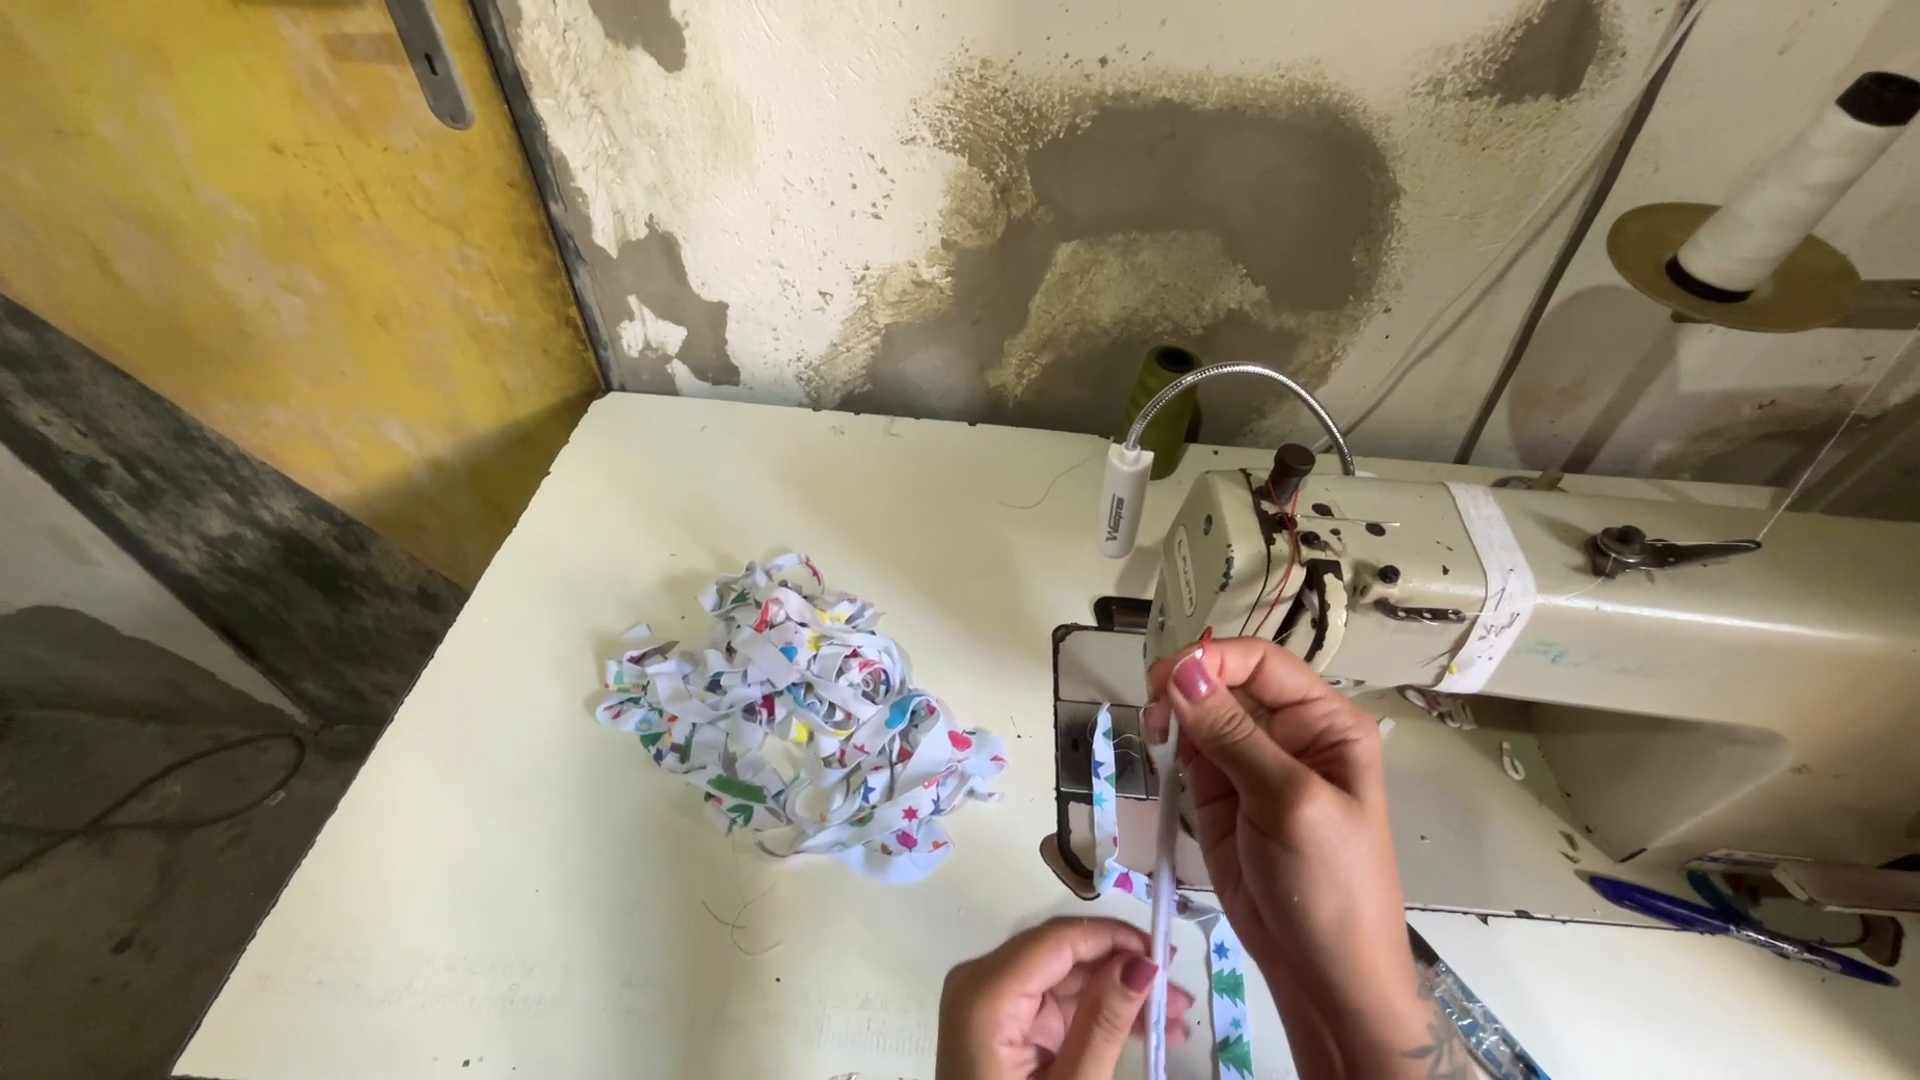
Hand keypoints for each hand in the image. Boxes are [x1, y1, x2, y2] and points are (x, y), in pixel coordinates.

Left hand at [936, 916, 1193, 1079]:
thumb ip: (1103, 1024)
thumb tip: (1141, 964)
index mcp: (986, 993)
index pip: (1058, 939)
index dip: (1114, 937)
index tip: (1166, 954)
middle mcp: (982, 982)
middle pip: (1062, 955)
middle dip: (1123, 969)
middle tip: (1179, 994)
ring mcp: (990, 1000)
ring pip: (1065, 976)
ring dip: (1117, 992)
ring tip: (1174, 1016)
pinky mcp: (1002, 1021)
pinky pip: (1055, 1001)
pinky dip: (1096, 1012)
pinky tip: (1141, 1027)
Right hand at [1145, 637, 1440, 1078]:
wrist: (1322, 973)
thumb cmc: (1330, 884)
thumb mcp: (1288, 802)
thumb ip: (1232, 734)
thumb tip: (1181, 670)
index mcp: (1323, 722)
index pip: (1261, 664)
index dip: (1213, 659)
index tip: (1166, 677)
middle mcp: (1286, 732)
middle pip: (1225, 682)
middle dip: (1185, 686)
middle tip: (1152, 710)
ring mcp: (1248, 762)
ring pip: (1198, 712)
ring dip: (1170, 713)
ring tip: (1154, 735)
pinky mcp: (1218, 791)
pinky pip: (1186, 748)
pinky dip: (1166, 743)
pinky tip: (1157, 750)